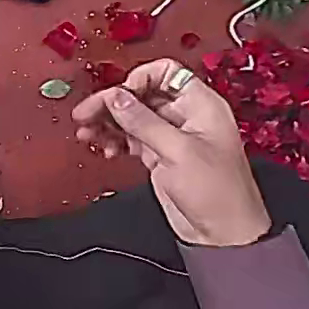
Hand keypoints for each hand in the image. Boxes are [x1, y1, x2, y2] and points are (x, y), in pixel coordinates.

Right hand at [72, 58, 271, 247]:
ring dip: (108, 122)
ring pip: (132, 117)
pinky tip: (103, 147)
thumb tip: (116, 97)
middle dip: (113, 103)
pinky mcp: (159, 156)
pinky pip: (131, 138)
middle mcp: (185, 116)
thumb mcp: (178, 152)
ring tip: (86, 133)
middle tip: (86, 114)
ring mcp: (170, 136)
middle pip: (142, 94)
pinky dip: (115, 140)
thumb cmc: (217, 192)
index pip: (165, 73)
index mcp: (200, 105)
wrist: (223, 235)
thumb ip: (143, 122)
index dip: (138, 80)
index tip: (117, 96)